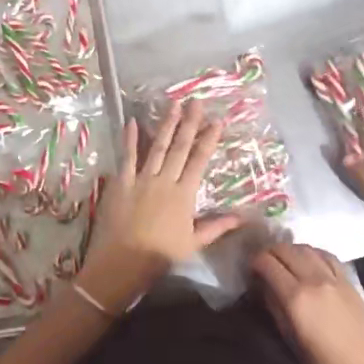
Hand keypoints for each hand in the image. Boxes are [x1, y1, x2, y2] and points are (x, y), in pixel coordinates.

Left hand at [81, 100, 241, 304]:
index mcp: (184, 194)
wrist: (123, 260)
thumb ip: (216, 227)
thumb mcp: (193, 243)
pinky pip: (127, 157)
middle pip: (180, 147)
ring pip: (157, 147)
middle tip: (196, 102)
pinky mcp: (121, 183)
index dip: (209, 139)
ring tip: (173, 104)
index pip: (200, 161)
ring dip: (166, 125)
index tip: (217, 121)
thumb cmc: (160, 255)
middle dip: (189, 123)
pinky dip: (130, 139)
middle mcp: (165, 181)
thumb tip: (242, 217)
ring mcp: (142, 179)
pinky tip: (133, 122)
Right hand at [251, 243, 363, 363]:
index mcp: (296, 297)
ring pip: (307, 249)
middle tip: (263, 263)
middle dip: (269, 252)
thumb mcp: (289, 337)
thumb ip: (274, 306)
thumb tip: (262, 286)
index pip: (268, 263)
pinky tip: (309, 261)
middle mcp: (314, 280)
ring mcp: (335, 279)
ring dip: (291, 250)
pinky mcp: (350, 282)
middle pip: (286, 250)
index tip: (249, 269)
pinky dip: (313, 253)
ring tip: (284, 260)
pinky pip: (328, 256)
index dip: (254, 261)